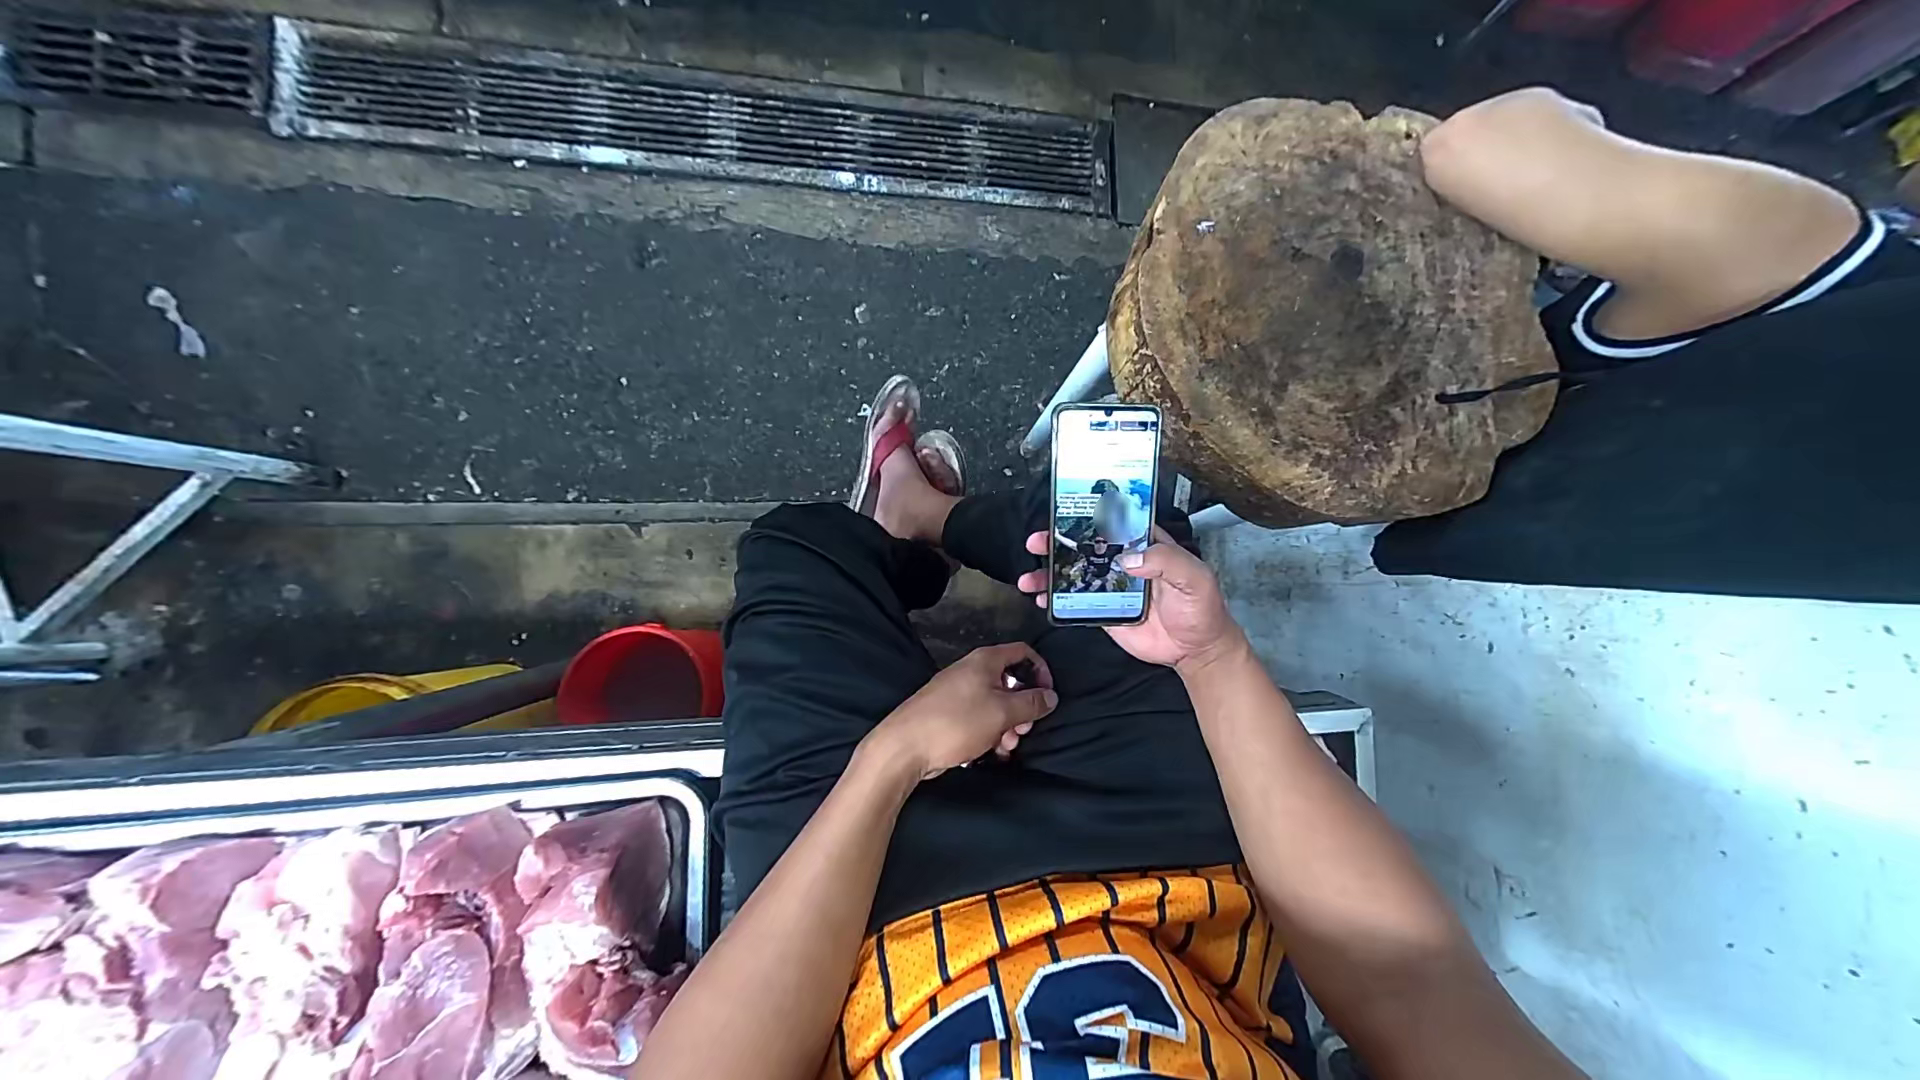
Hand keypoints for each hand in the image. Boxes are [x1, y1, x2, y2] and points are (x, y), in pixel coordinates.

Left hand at [864, 643, 1058, 780]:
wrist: (905, 746)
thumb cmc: (957, 722)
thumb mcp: (1002, 712)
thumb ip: (1031, 703)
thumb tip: (1051, 696)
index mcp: (985, 660)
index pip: (1022, 651)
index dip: (1041, 670)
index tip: (1047, 696)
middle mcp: (971, 670)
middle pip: (1011, 681)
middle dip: (1023, 707)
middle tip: (1023, 730)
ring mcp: (958, 692)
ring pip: (996, 704)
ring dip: (1008, 725)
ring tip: (1004, 747)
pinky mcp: (950, 714)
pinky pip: (980, 717)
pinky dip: (990, 732)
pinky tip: (990, 752)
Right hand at [1017, 526, 1248, 671]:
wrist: (1197, 650)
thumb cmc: (1202, 608)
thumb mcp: (1194, 577)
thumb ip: (1167, 561)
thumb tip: (1129, 558)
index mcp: (1146, 545)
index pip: (1114, 523)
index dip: (1088, 515)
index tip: (1064, 513)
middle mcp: (1125, 561)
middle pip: (1086, 546)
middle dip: (1057, 542)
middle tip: (1037, 542)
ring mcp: (1112, 586)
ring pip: (1075, 573)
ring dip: (1050, 573)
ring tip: (1030, 578)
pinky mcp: (1104, 611)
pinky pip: (1076, 602)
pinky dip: (1056, 600)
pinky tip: (1041, 600)